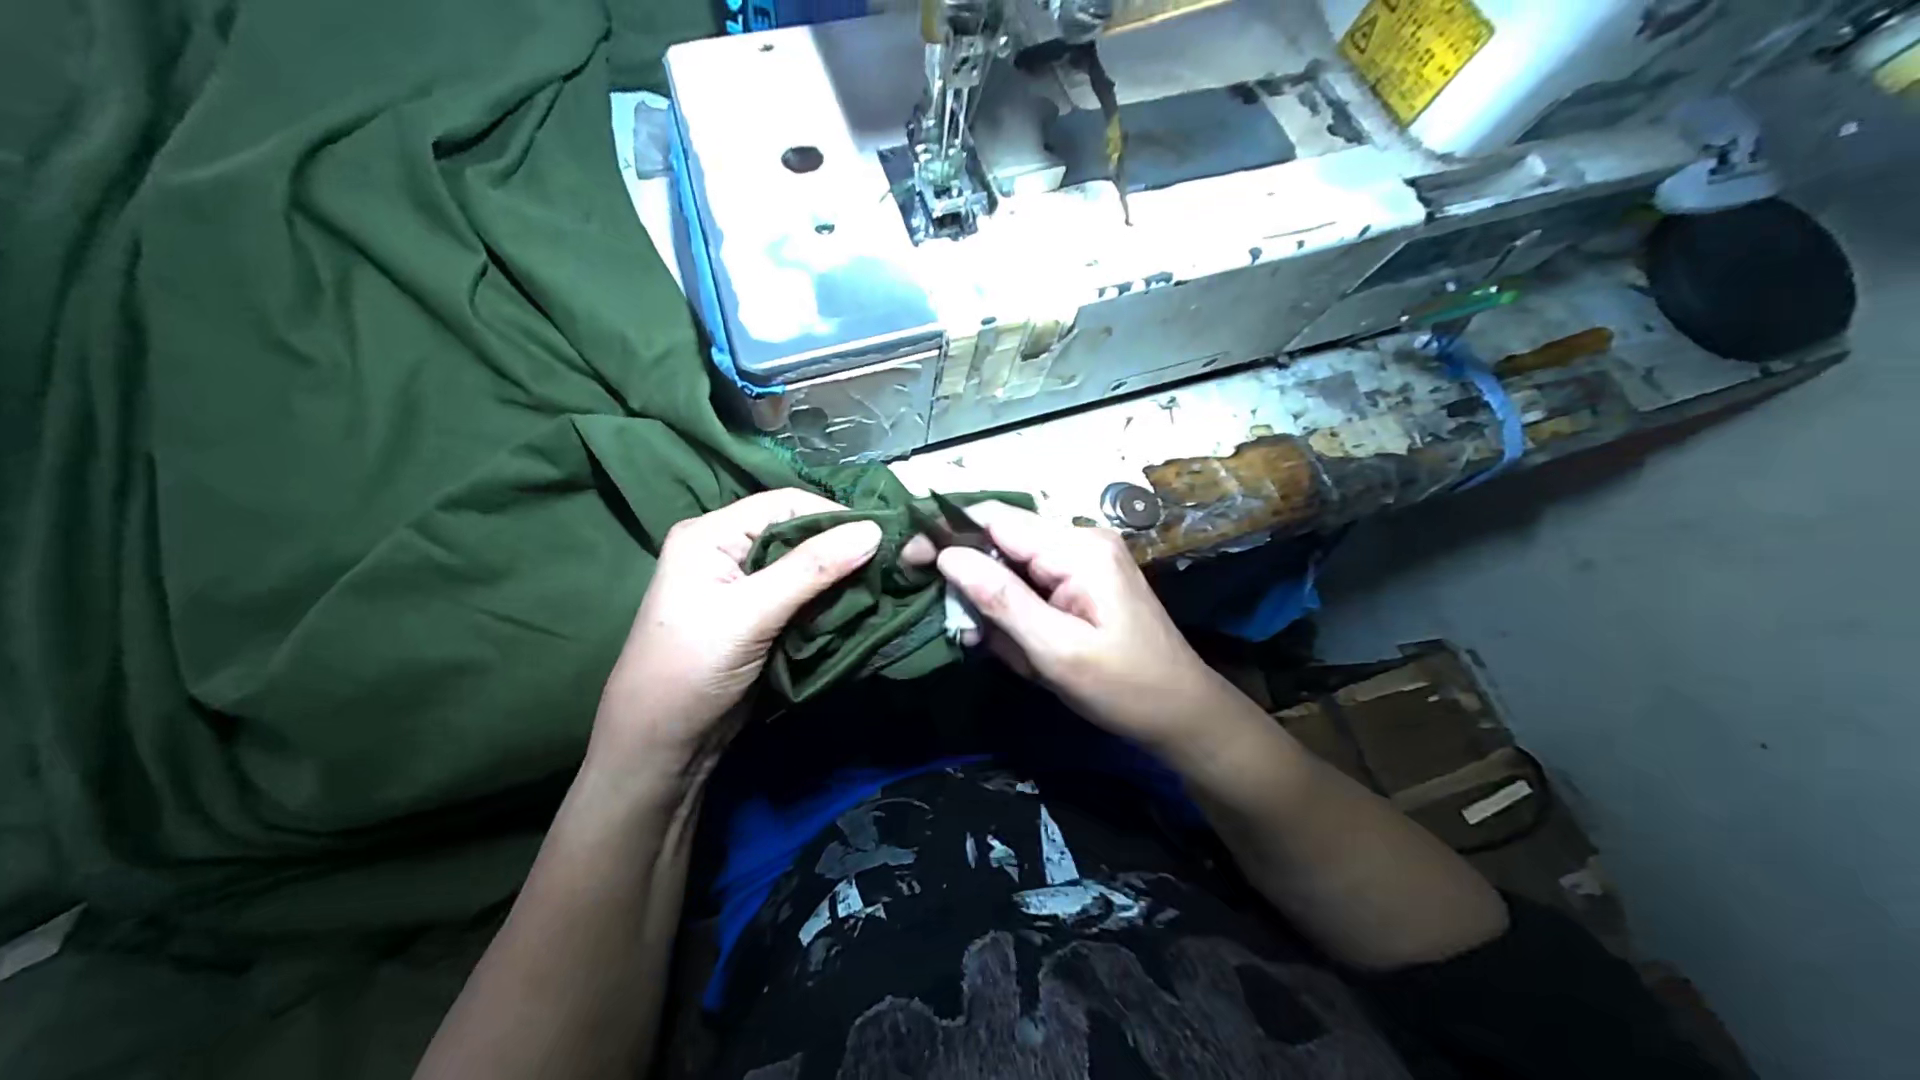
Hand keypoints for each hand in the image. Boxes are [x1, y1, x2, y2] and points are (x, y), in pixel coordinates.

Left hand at [592, 489, 883, 771]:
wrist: (662, 746)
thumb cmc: (692, 669)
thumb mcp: (751, 614)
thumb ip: (812, 569)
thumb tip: (873, 530)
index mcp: (710, 534)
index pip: (784, 504)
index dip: (833, 515)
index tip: (883, 535)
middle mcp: (725, 550)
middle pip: (796, 532)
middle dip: (840, 546)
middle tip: (889, 562)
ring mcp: (740, 585)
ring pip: (803, 565)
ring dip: (837, 575)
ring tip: (880, 583)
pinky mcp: (755, 616)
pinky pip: (800, 594)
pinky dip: (827, 599)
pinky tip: (856, 604)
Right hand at [932, 502, 1245, 749]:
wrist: (1181, 712)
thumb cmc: (1123, 687)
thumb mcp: (1055, 650)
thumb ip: (1000, 599)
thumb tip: (947, 555)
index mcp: (1077, 548)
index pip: (996, 520)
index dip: (948, 535)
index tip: (909, 560)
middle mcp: (1080, 540)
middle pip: (1001, 544)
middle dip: (980, 591)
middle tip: (977, 638)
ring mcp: (1084, 559)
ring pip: (1012, 570)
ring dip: (1001, 614)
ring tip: (1021, 657)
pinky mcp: (1083, 580)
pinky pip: (1032, 586)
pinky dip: (1019, 618)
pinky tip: (1031, 652)